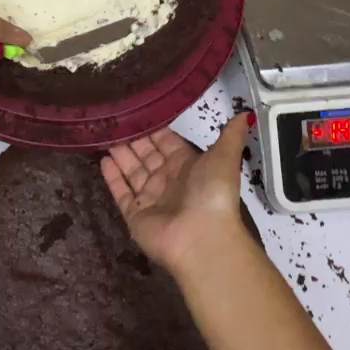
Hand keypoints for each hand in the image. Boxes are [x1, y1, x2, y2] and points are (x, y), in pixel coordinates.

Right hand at [100, 113, 254, 275]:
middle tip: (114, 119)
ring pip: (132, 170)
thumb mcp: (225, 158)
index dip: (153, 128)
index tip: (136, 110)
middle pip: (146, 154)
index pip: (166, 142)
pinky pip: (121, 192)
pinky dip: (112, 177)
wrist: (202, 239)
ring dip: (120, 153)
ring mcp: (151, 198)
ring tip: (103, 134)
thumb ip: (231, 135)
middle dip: (132, 138)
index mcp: (187, 166)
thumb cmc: (212, 193)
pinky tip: (102, 160)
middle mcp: (168, 180)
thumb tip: (247, 113)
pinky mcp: (135, 215)